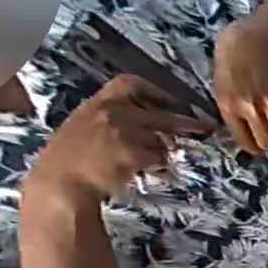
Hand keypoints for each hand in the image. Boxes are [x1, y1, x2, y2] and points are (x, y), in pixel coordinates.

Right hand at [30, 74, 212, 199]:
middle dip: (184, 123)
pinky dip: (158, 167)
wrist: (62, 184)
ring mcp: (123, 132)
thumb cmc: (72, 161)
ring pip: (160, 141)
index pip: (130, 83)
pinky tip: (147, 172)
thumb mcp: (86, 128)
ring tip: (149, 163)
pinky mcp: (132, 152)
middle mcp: (112, 113)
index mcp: (97, 104)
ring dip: (161, 153)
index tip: (173, 101)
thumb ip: (112, 120)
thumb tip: (151, 126)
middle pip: (159, 115)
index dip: (156, 92)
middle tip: (204, 127)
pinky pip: (158, 158)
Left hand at [213, 22, 267, 150]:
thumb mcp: (221, 88)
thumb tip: (245, 133)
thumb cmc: (231, 62)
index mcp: (229, 108)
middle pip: (267, 143)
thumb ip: (232, 112)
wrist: (251, 41)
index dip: (254, 148)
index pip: (246, 143)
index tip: (258, 145)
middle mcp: (250, 109)